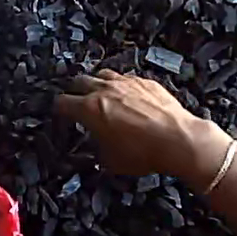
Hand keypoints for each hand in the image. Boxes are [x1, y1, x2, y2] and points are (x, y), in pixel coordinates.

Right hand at [54, 69, 230, 182]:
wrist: (178, 139)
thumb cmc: (143, 153)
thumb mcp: (110, 161)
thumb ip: (97, 148)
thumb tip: (96, 145)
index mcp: (89, 109)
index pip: (62, 102)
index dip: (58, 109)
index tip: (61, 114)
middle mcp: (104, 90)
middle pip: (79, 81)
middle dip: (75, 92)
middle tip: (77, 102)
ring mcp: (126, 82)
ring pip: (102, 74)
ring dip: (97, 83)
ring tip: (100, 94)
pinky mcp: (145, 81)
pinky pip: (126, 77)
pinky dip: (121, 85)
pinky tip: (126, 95)